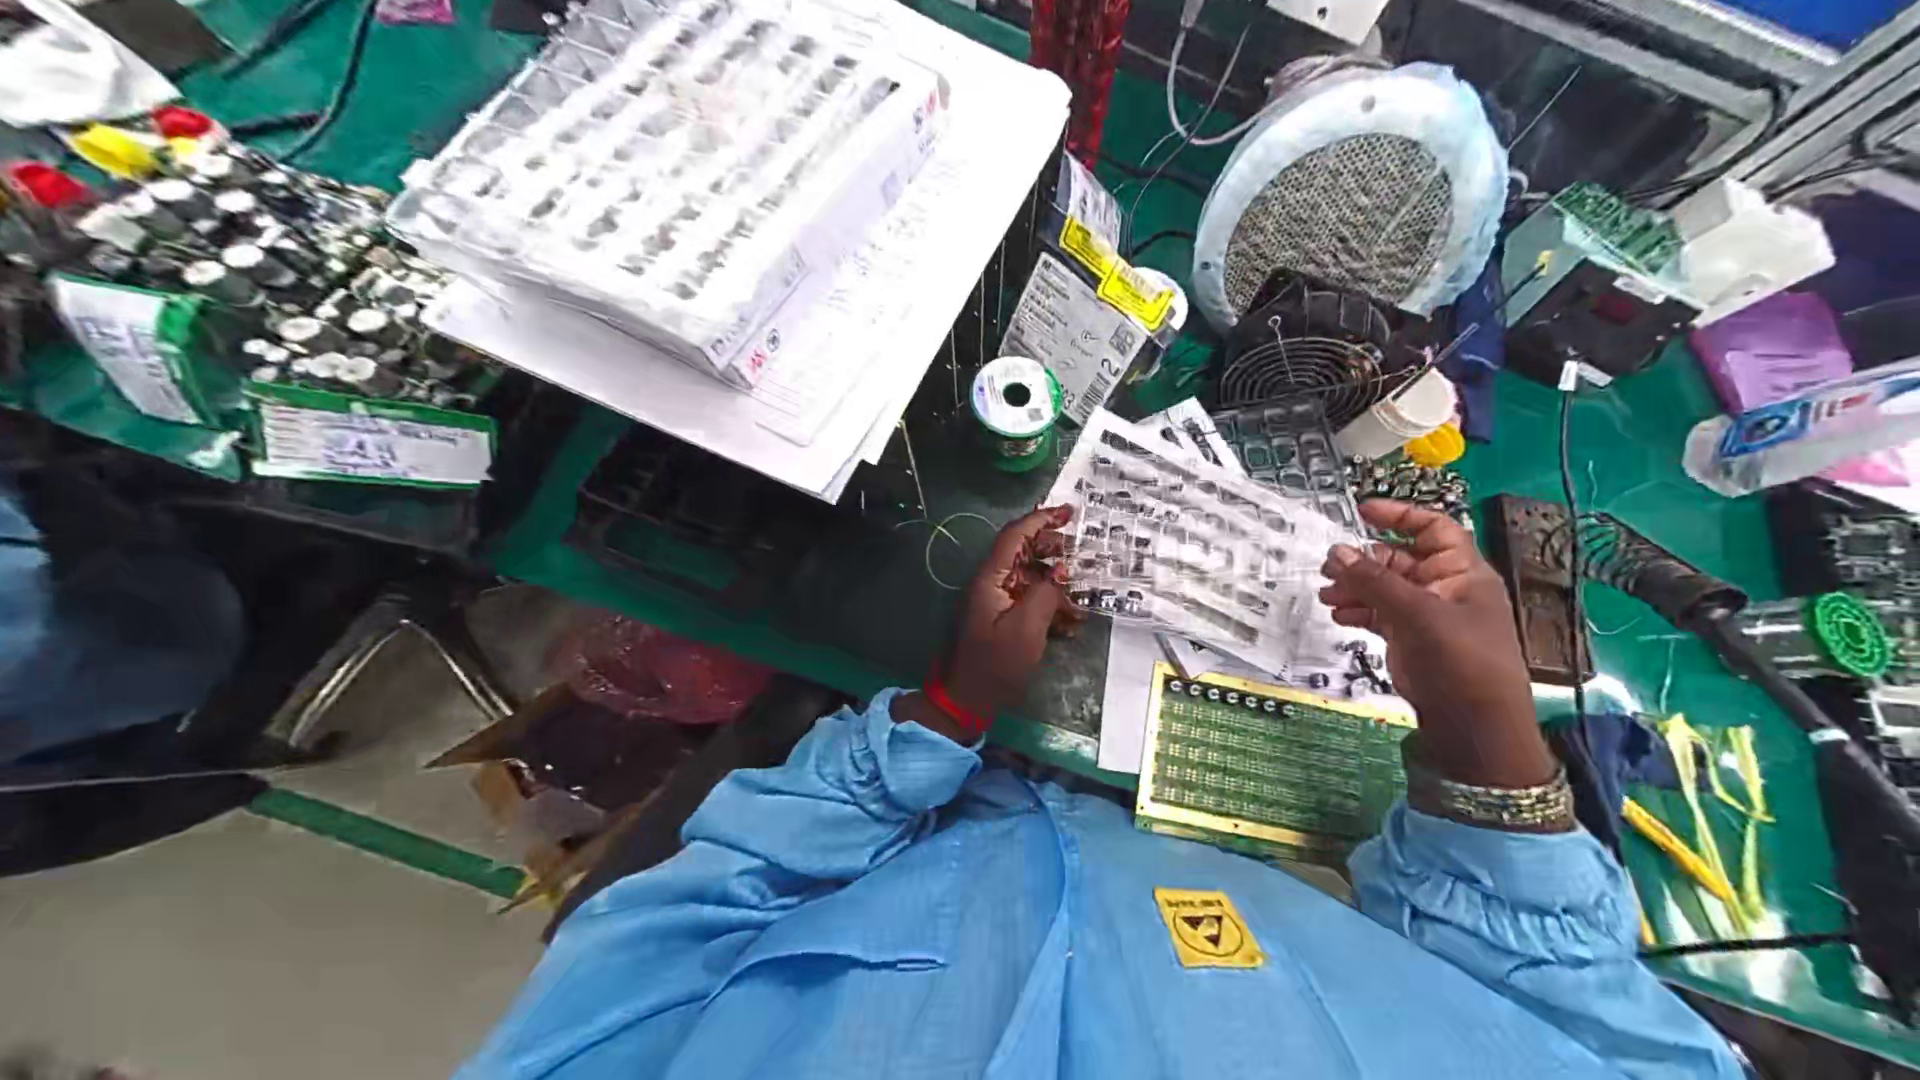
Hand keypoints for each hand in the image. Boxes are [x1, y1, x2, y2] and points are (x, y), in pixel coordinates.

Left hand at [893, 506, 1079, 739]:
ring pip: (1028, 576)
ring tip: (1081, 589)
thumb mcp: (1027, 628)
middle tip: (1080, 550)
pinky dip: (1049, 603)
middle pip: (1022, 551)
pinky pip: (1028, 599)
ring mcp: (996, 600)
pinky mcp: (1002, 618)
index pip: (1014, 536)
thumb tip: (1061, 571)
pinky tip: (1070, 620)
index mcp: (991, 578)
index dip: (1040, 520)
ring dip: (1055, 580)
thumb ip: (1046, 593)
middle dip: (1052, 548)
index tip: (1068, 513)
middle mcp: (991, 582)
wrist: (969, 699)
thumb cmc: (996, 664)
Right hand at [1317, 500, 1555, 786]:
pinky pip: (1377, 612)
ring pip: (1382, 587)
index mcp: (1461, 573)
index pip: (1433, 529)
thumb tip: (1337, 552)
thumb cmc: (1460, 661)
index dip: (1400, 515)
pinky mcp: (1408, 636)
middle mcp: (1443, 588)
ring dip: (1353, 587)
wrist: (1472, 722)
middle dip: (1363, 560)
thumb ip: (1374, 582)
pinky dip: (1357, 610)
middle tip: (1329, 566)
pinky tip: (1339, 615)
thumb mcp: (1418, 615)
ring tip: (1327, 595)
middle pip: (1397, 559)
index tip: (1362, 509)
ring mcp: (1424, 613)